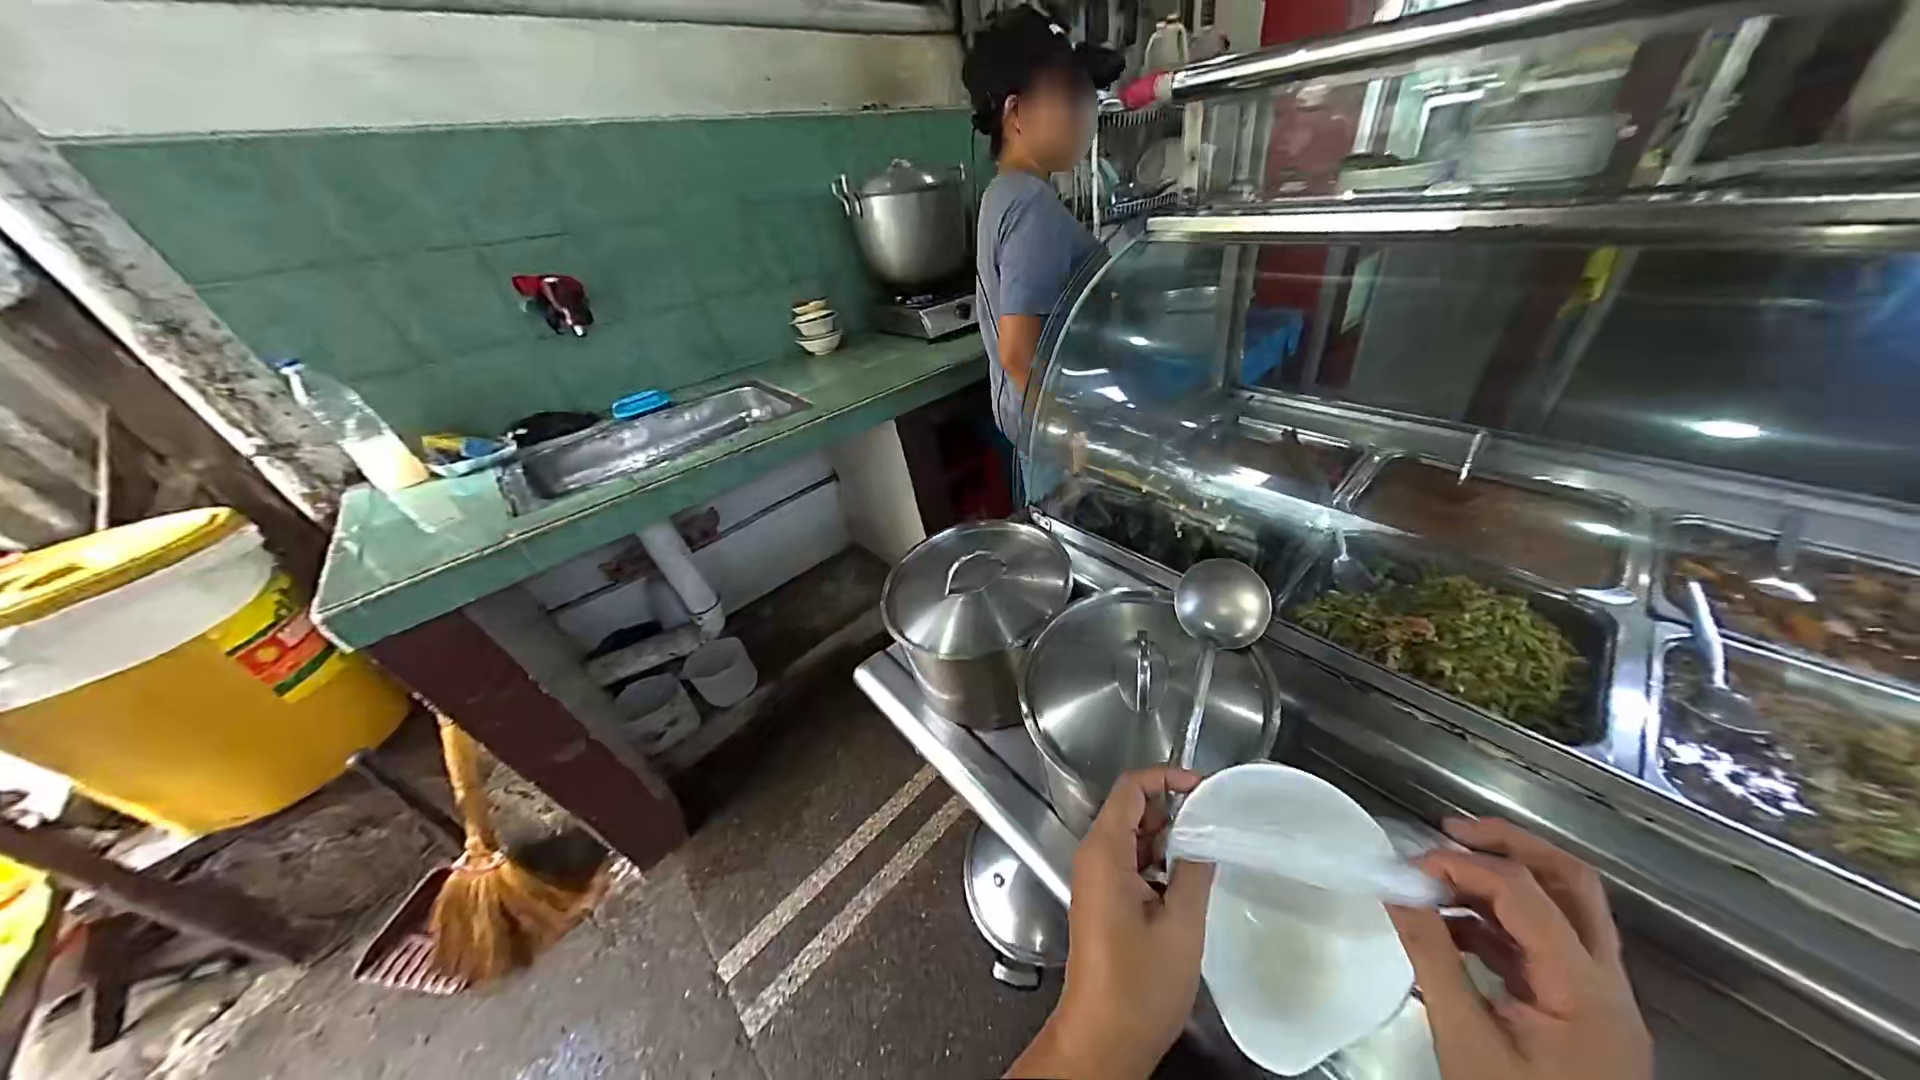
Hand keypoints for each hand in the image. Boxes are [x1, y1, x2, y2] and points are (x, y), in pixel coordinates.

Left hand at [1006, 767, 1214, 1078]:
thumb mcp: (1181, 924)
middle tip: (1213, 826)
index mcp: (1105, 850)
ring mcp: (1096, 877)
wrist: (1104, 1035)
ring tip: (1207, 854)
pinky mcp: (1103, 897)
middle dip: (1171, 811)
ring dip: (1167, 840)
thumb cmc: (1139, 983)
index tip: (1201, 786)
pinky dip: (1158, 863)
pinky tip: (1187, 882)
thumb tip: (1203, 837)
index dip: (1165, 777)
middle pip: (1131, 809)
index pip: (1130, 788)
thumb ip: (1193, 870)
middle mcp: (1094, 855)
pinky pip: (1131, 862)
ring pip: (1133, 837)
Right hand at [1389, 818, 1651, 1079]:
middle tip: (1448, 829)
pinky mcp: (1578, 1009)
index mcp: (1586, 992)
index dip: (1464, 866)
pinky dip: (1495, 918)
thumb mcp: (1466, 1039)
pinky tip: (1449, 925)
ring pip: (1564, 908)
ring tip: (1439, 876)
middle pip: (1573, 883)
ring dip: (1501, 880)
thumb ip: (1431, 957)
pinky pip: (1542, 941)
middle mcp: (1607, 985)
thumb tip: (1394, 887)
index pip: (1528, 895)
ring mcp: (1597, 997)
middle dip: (1508, 844)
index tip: (1410, 867)